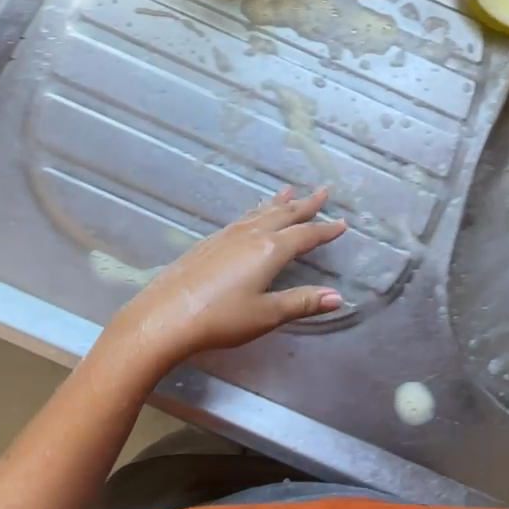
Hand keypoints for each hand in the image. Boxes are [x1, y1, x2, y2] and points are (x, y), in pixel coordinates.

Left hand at [101, 188, 347, 371]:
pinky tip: (252, 215)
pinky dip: (257, 211)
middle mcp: (251, 235)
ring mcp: (228, 235)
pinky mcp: (210, 242)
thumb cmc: (221, 318)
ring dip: (279, 203)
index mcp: (270, 250)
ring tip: (290, 191)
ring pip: (261, 212)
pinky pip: (243, 218)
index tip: (342, 222)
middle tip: (323, 191)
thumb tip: (338, 297)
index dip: (325, 230)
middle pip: (284, 215)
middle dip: (306, 204)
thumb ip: (302, 302)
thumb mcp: (267, 314)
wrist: (166, 315)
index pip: (305, 235)